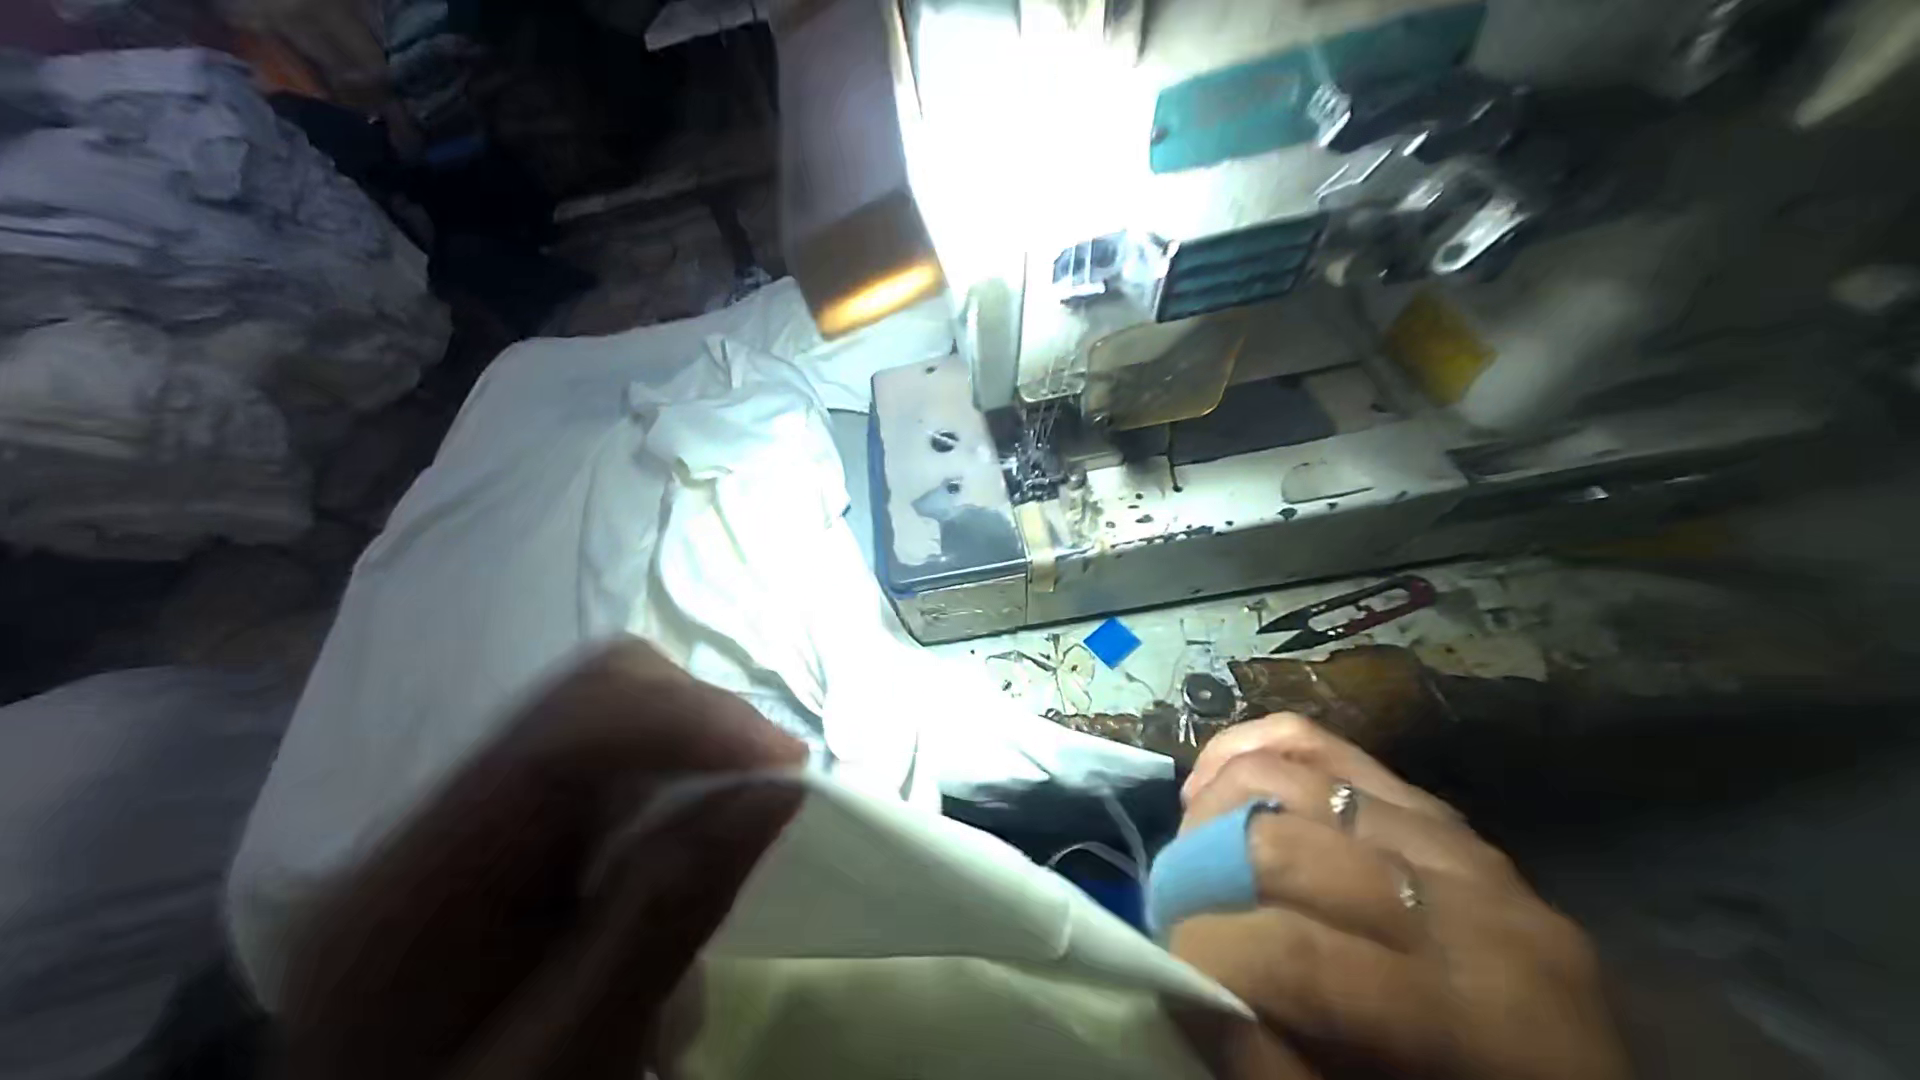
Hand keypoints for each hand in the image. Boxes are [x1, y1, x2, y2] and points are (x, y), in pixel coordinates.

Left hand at [277, 639, 807, 1079]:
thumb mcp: (570, 1060)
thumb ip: (664, 921)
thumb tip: (777, 790)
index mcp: (417, 883)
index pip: (562, 733)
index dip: (686, 720)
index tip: (787, 762)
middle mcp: (443, 815)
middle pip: (594, 692)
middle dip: (703, 722)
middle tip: (779, 779)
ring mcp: (480, 808)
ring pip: (615, 708)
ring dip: (699, 742)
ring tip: (748, 805)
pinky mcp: (517, 818)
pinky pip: (617, 750)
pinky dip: (680, 768)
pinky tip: (701, 820)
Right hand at [1170, 714, 1628, 1079]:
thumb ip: (1275, 1069)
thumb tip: (1186, 985)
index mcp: (1471, 1020)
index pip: (1297, 954)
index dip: (1207, 952)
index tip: (1171, 967)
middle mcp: (1475, 912)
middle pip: (1286, 847)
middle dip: (1201, 870)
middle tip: (1176, 906)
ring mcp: (1460, 846)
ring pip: (1296, 776)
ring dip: (1217, 804)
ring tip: (1190, 844)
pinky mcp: (1438, 813)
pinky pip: (1328, 749)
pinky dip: (1255, 751)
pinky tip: (1217, 778)